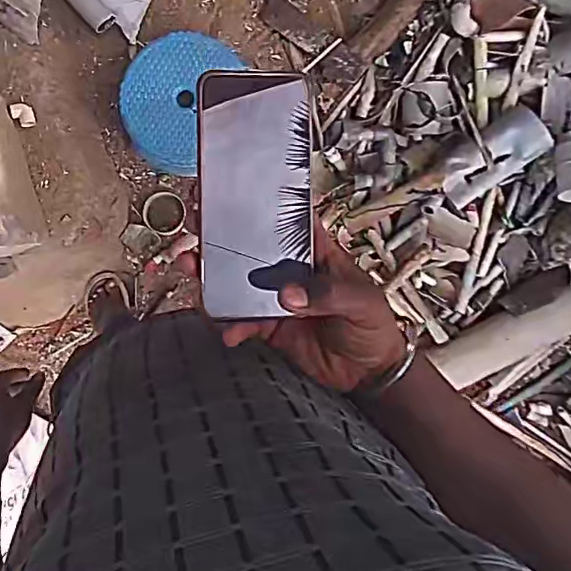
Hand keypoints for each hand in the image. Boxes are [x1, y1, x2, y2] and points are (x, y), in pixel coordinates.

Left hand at [0, 367, 41, 460]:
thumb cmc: (7, 425)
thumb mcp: (25, 403)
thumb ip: (32, 388)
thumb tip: (39, 375)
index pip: (5, 375)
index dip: (17, 373)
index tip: (27, 373)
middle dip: (13, 386)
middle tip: (25, 386)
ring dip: (8, 399)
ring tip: (20, 403)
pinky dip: (3, 412)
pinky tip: (12, 419)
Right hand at [180, 223, 408, 392]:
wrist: (369, 373)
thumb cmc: (374, 326)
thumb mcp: (360, 302)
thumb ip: (326, 294)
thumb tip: (288, 294)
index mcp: (317, 252)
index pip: (288, 223)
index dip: (262, 208)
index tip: (233, 197)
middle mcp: (292, 270)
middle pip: (252, 249)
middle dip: (223, 239)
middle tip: (200, 230)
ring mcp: (277, 297)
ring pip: (238, 282)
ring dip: (215, 278)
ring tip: (196, 273)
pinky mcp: (270, 325)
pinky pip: (242, 319)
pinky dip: (230, 323)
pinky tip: (229, 331)